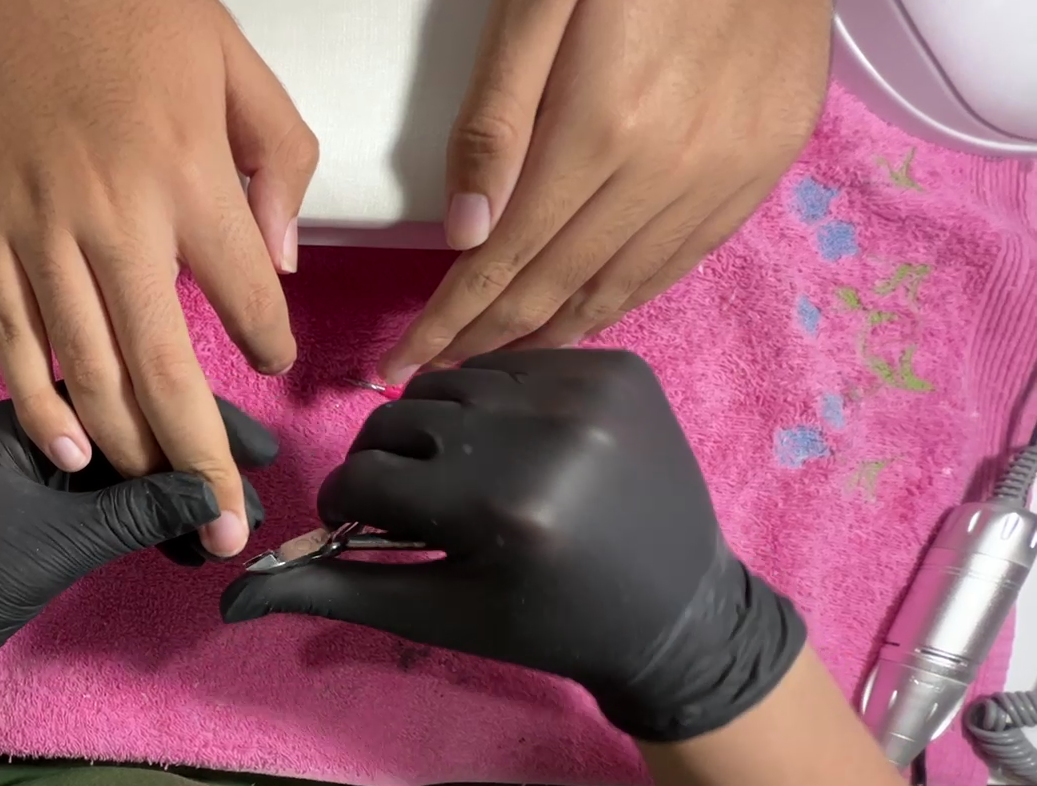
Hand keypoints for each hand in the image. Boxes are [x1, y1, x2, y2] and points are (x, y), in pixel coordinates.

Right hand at [0, 0, 317, 556]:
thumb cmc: (115, 6)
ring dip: (130, 449)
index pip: (247, 299)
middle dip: (201, 465)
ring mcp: (40, 239)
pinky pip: (15, 343)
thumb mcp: (229, 58)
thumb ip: (274, 160)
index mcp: (187, 174)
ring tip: (156, 496)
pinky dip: (43, 406)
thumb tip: (279, 263)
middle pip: (167, 373)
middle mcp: (116, 222)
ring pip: (92, 375)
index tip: (275, 372)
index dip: (270, 348)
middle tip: (224, 528)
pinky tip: (72, 452)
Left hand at [0, 394, 277, 744]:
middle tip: (249, 504)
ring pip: (121, 481)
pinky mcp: (39, 519)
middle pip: (131, 440)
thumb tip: (218, 492)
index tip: (256, 452)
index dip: (196, 427)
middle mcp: (36, 436)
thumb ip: (137, 513)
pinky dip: (141, 526)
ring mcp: (37, 479)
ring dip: (171, 505)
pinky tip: (181, 545)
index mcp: (29, 418)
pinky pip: (103, 511)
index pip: (129, 402)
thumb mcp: (56, 542)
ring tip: (225, 532)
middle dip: (192, 473)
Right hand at [222, 349, 803, 741]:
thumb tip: (232, 599)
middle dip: (384, 464)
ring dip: (430, 430)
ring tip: (458, 472)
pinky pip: (501, 365)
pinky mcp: (615, 365)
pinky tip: (508, 446)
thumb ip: (328, 590)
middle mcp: (541, 436)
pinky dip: (485, 403)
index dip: (346, 502)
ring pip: (441, 385)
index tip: (365, 524)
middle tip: (411, 500)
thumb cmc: (536, 623)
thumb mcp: (429, 614)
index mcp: (495, 509)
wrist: (675, 614)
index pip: (361, 476)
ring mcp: (585, 390)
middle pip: (394, 420)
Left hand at [379, 0, 832, 384]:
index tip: (398, 367)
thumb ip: (494, 125)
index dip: (442, 327)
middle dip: (479, 343)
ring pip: (610, 293)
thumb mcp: (536, 11)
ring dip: (543, 338)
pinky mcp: (764, 164)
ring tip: (495, 364)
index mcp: (598, 135)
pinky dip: (614, 306)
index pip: (495, 267)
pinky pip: (674, 266)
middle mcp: (666, 171)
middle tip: (436, 372)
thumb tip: (463, 237)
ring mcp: (724, 172)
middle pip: (546, 293)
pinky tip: (576, 322)